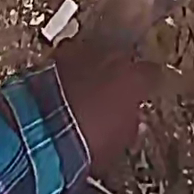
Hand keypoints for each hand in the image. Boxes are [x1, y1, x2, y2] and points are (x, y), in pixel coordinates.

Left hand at [54, 43, 160, 170]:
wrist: (42, 128)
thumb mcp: (118, 142)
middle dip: (120, 71)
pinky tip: (69, 83)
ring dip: (96, 66)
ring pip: (97, 53)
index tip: (144, 92)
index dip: (148, 84)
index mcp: (133, 78)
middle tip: (115, 90)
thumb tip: (134, 120)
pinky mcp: (59, 53)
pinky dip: (73, 67)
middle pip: (123, 58)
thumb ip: (130, 125)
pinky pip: (73, 56)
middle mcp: (113, 57)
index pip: (151, 74)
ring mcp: (85, 51)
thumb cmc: (87, 140)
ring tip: (89, 86)